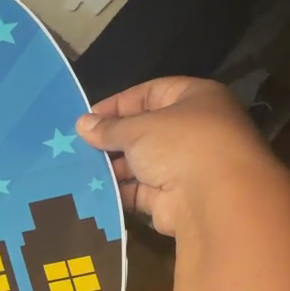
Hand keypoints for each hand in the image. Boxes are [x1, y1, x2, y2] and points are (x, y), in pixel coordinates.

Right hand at [76, 77, 281, 237]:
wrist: (212, 197)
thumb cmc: (181, 145)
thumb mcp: (139, 128)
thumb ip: (109, 128)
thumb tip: (82, 123)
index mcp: (194, 100)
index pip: (151, 93)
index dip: (119, 103)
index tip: (87, 118)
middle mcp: (190, 130)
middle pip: (143, 130)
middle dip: (111, 139)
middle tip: (78, 147)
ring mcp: (181, 165)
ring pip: (138, 163)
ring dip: (111, 167)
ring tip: (79, 171)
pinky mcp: (169, 197)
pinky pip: (136, 191)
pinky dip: (116, 191)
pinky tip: (91, 192)